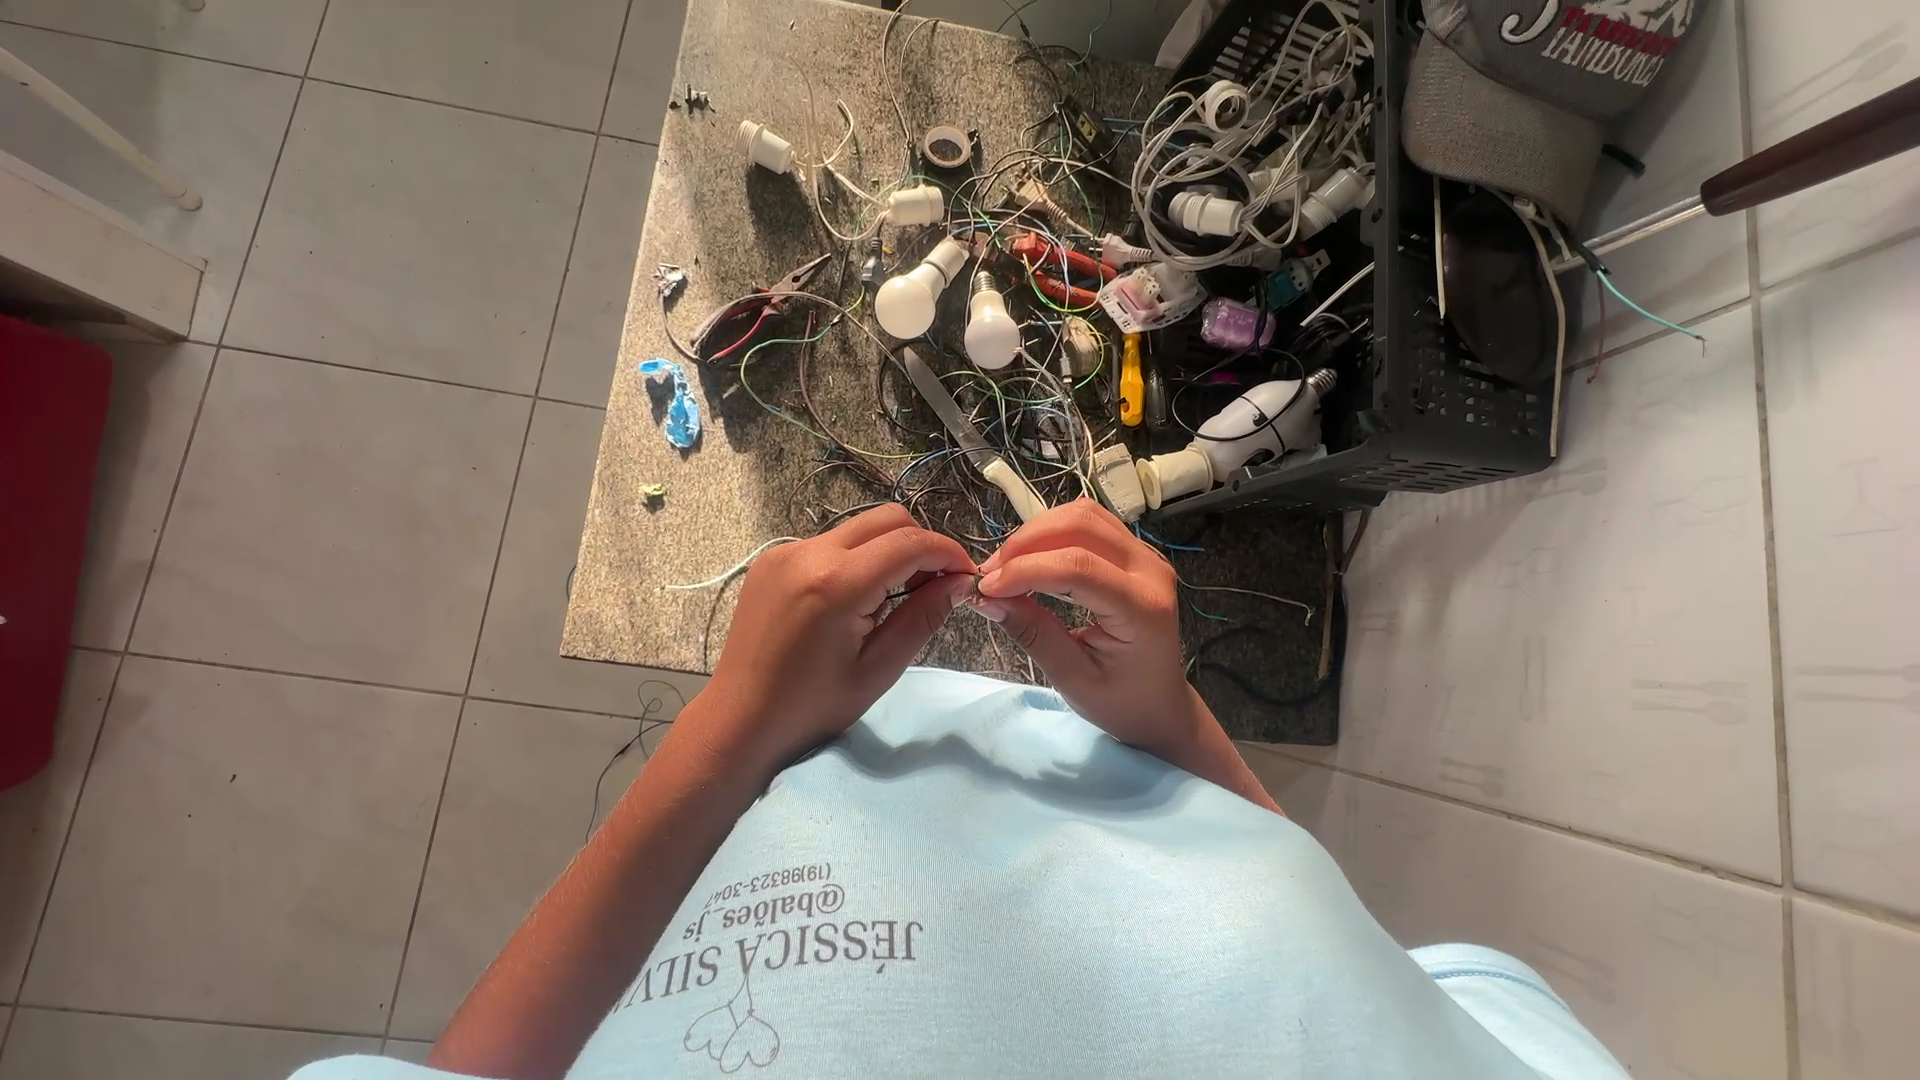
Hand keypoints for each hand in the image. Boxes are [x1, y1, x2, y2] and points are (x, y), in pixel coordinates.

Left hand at [700, 505, 977, 768]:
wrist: (739, 720)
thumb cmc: (812, 706)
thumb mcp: (879, 669)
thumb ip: (923, 617)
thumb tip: (960, 583)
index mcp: (837, 583)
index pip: (911, 543)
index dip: (948, 554)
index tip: (967, 577)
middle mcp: (809, 552)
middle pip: (888, 519)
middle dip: (922, 545)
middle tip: (937, 585)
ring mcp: (785, 551)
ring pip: (859, 528)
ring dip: (890, 550)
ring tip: (896, 597)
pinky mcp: (772, 558)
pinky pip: (831, 542)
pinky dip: (857, 558)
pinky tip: (856, 599)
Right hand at [970, 499, 1203, 756]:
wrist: (1160, 707)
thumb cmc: (1121, 702)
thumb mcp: (1072, 678)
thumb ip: (1032, 633)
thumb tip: (986, 599)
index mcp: (1143, 608)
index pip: (1078, 568)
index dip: (1026, 570)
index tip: (986, 587)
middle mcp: (1150, 570)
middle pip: (1081, 526)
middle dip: (1026, 544)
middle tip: (990, 575)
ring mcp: (1146, 555)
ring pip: (1084, 515)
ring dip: (1036, 532)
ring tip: (1006, 565)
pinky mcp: (1135, 552)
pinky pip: (1090, 523)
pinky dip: (1052, 532)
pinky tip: (1030, 557)